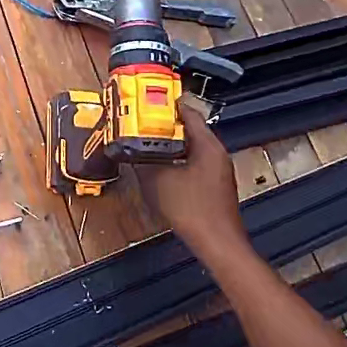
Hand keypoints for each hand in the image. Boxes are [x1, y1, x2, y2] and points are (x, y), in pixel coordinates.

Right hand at [138, 97, 248, 259]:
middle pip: (190, 130)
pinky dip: (177, 161)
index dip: (167, 105)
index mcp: (208, 146)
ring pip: (191, 148)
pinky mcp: (214, 186)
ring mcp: (218, 171)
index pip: (188, 113)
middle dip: (164, 126)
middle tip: (140, 124)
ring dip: (170, 146)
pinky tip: (160, 169)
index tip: (146, 102)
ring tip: (145, 144)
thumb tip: (127, 150)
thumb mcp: (158, 181)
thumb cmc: (191, 209)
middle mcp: (217, 153)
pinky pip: (194, 164)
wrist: (218, 244)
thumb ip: (142, 162)